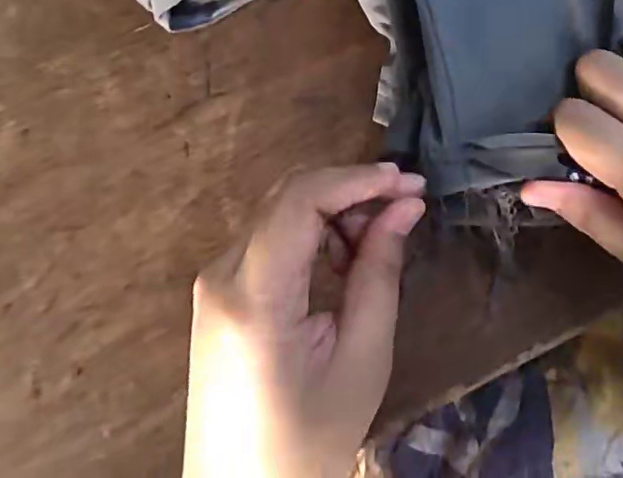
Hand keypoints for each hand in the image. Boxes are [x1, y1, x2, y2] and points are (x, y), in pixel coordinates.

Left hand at [184, 163, 425, 477]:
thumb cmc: (308, 442)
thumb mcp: (362, 358)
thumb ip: (381, 271)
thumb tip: (406, 206)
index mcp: (253, 296)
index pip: (301, 199)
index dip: (357, 179)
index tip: (407, 181)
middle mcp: (221, 275)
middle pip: (289, 196)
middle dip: (351, 188)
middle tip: (404, 201)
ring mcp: (214, 282)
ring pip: (280, 210)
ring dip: (334, 209)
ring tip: (378, 236)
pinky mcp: (219, 291)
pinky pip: (270, 236)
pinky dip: (312, 231)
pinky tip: (343, 257)